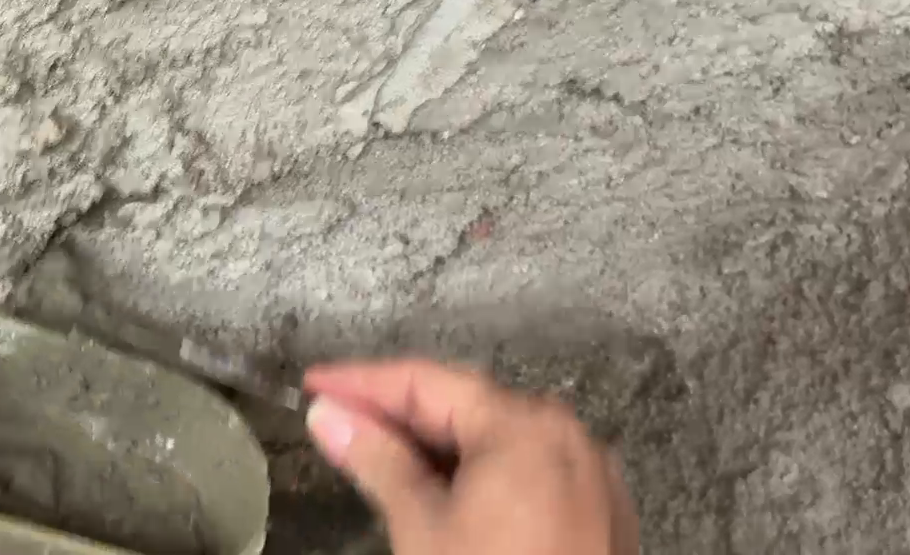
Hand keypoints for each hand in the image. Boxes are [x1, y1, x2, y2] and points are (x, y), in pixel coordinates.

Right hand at [303, 359, 637, 554]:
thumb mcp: (423, 528)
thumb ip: (373, 457)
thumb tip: (325, 413)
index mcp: (523, 426)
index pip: (422, 381)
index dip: (359, 381)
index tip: (313, 385)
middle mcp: (564, 436)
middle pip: (457, 402)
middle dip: (391, 409)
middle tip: (335, 415)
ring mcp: (588, 478)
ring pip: (485, 435)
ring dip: (424, 439)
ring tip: (369, 446)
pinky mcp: (595, 518)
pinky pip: (514, 467)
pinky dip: (465, 467)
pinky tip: (427, 481)